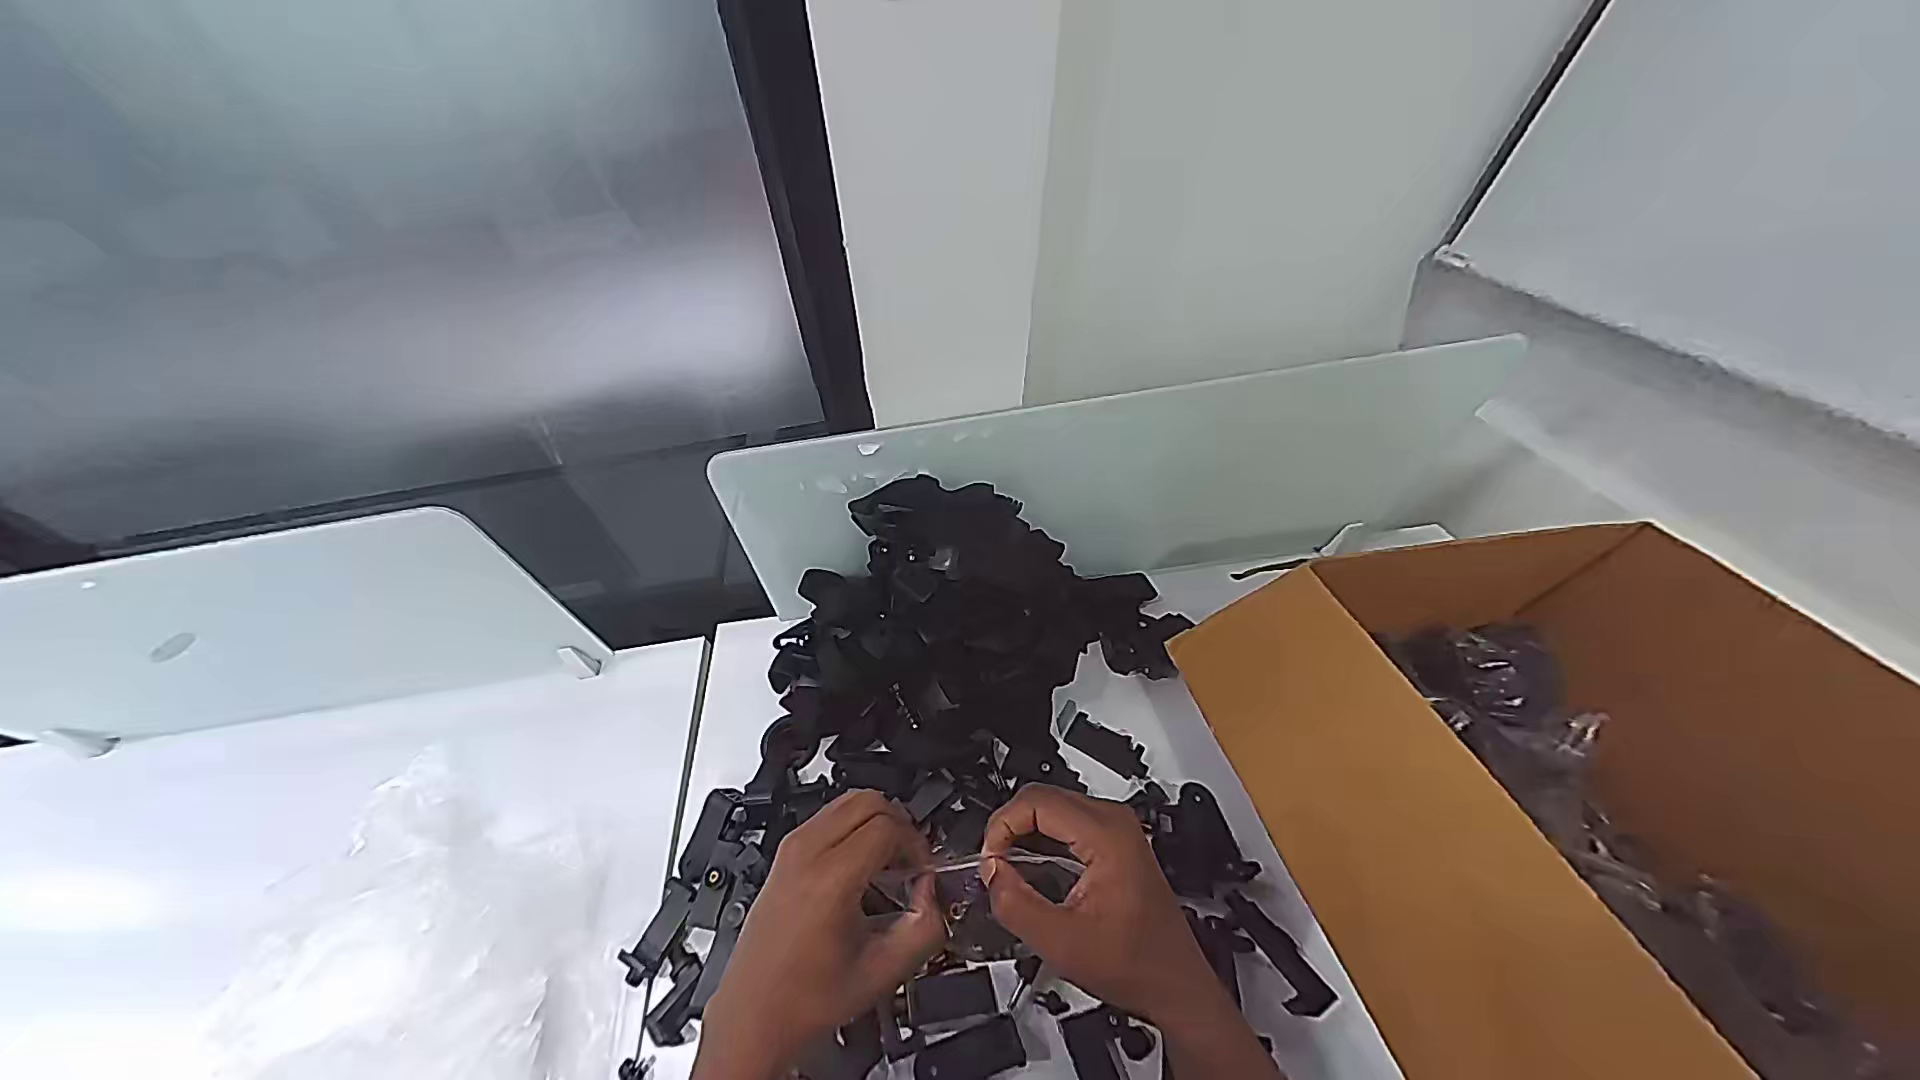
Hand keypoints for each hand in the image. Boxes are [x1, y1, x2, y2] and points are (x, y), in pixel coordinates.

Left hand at [694, 790, 945, 1079]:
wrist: (754, 1015)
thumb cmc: (803, 1000)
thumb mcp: (881, 973)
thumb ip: (923, 928)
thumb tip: (933, 891)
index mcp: (828, 881)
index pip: (887, 826)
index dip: (915, 843)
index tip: (921, 868)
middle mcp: (805, 855)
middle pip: (869, 800)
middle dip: (900, 824)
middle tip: (909, 857)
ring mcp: (791, 849)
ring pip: (848, 800)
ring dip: (878, 821)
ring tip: (887, 861)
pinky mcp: (785, 853)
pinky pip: (830, 816)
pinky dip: (855, 827)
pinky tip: (862, 866)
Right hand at [979, 785, 1221, 1023]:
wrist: (1175, 983)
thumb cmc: (1138, 964)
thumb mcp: (1063, 944)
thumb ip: (1016, 905)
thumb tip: (991, 873)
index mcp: (1107, 835)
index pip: (1036, 801)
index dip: (1003, 825)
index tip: (990, 857)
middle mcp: (1114, 821)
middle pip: (1042, 796)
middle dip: (1009, 826)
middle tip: (994, 863)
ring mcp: (1116, 826)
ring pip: (1052, 804)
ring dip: (1023, 830)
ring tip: (1008, 867)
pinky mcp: (1114, 837)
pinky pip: (1065, 819)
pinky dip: (1040, 836)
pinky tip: (1031, 866)